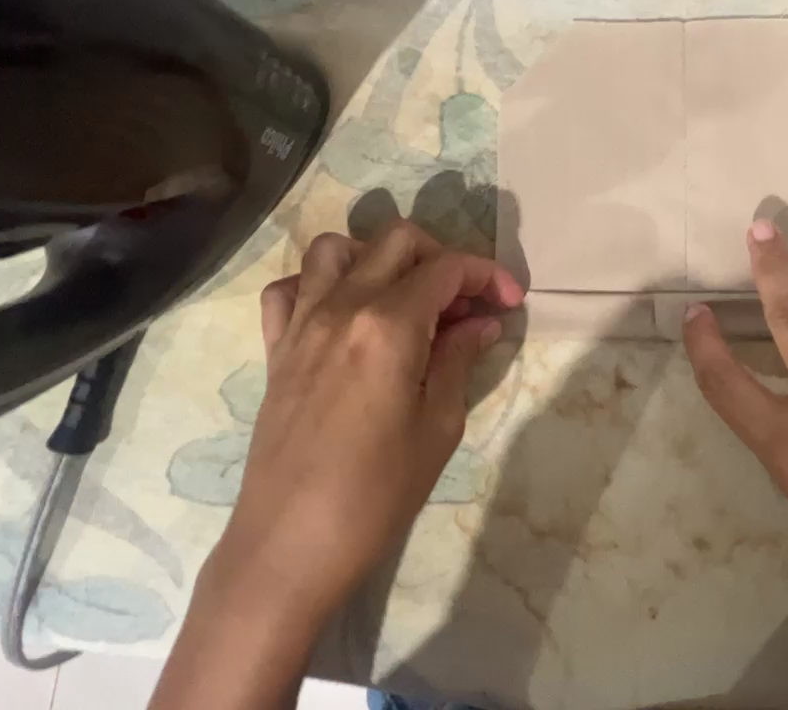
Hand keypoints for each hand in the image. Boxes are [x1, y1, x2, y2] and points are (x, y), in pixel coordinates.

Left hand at [210, 219, 524, 625]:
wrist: (289, 546)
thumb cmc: (376, 494)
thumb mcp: (438, 427)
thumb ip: (459, 359)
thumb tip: (482, 322)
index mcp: (389, 325)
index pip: (447, 268)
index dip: (487, 275)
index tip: (511, 301)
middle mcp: (342, 306)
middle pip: (397, 241)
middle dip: (442, 257)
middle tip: (464, 304)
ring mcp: (301, 323)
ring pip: (336, 248)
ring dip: (378, 258)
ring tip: (404, 299)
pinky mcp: (275, 348)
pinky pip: (291, 288)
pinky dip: (320, 283)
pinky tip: (344, 314)